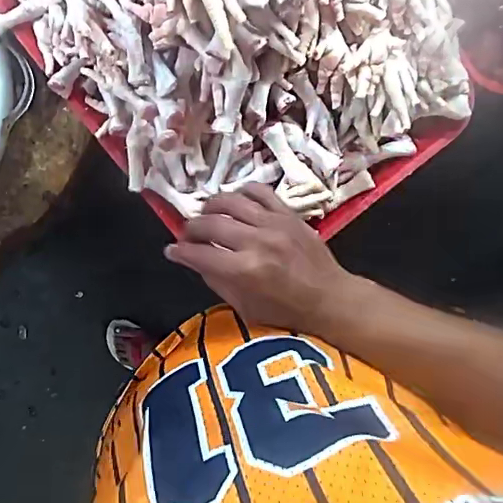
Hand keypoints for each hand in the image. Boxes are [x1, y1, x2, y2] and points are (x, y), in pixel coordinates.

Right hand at [165, 185, 365, 333]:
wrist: (329, 298)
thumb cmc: (287, 310)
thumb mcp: (245, 307)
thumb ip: (217, 281)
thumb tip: (194, 259)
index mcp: (244, 271)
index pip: (198, 254)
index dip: (179, 252)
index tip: (172, 250)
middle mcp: (257, 242)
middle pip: (209, 223)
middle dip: (190, 229)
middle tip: (188, 236)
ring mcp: (275, 224)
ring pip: (231, 201)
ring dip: (211, 207)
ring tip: (208, 216)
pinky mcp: (289, 214)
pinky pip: (259, 192)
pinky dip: (242, 193)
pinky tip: (236, 202)